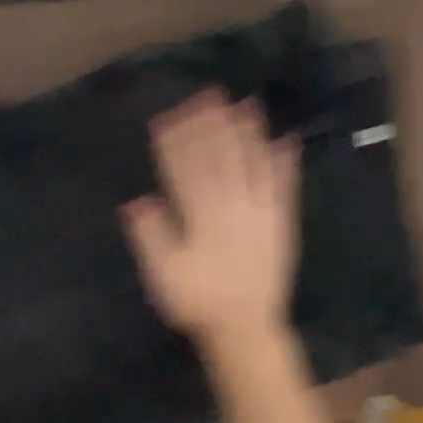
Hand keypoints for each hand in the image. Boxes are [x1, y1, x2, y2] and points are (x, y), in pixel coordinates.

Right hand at [120, 89, 299, 340]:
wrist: (244, 327)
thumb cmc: (195, 302)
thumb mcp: (163, 275)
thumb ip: (152, 237)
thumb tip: (138, 201)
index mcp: (199, 219)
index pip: (184, 172)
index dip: (175, 143)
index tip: (168, 116)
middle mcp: (231, 207)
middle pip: (218, 160)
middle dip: (209, 127)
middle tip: (204, 95)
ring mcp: (260, 213)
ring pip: (252, 166)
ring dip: (247, 134)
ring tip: (243, 104)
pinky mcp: (281, 222)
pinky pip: (284, 187)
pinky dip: (284, 163)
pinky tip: (284, 140)